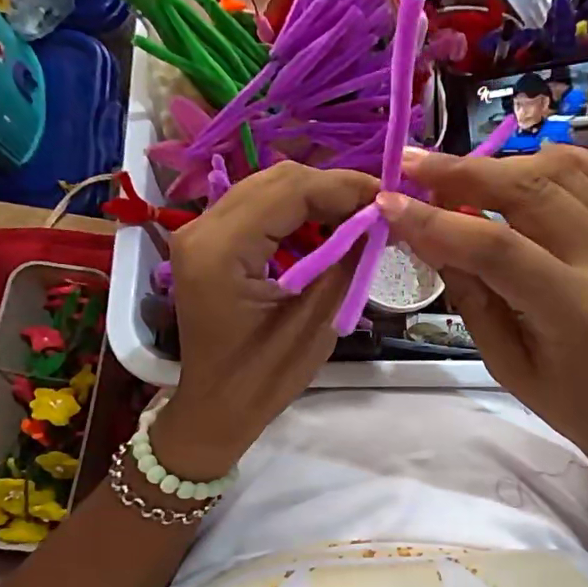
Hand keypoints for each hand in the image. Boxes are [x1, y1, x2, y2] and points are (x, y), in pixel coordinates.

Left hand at [155, 164, 378, 478]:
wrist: (215, 408)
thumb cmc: (263, 378)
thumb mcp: (316, 322)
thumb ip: (346, 263)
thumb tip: (380, 221)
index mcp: (221, 250)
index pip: (290, 191)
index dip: (344, 187)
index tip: (388, 198)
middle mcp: (201, 229)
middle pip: (277, 179)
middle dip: (332, 187)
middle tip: (377, 207)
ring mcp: (199, 232)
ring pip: (266, 186)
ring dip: (316, 195)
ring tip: (358, 215)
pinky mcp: (207, 242)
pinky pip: (257, 207)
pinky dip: (295, 210)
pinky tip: (325, 226)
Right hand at [377, 145, 587, 457]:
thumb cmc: (561, 398)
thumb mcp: (502, 362)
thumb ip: (468, 293)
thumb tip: (425, 232)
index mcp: (576, 314)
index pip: (500, 249)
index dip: (440, 222)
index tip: (389, 204)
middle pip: (534, 191)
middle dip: (465, 172)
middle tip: (412, 165)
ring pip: (564, 170)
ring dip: (502, 164)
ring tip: (457, 175)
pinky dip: (544, 162)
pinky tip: (511, 174)